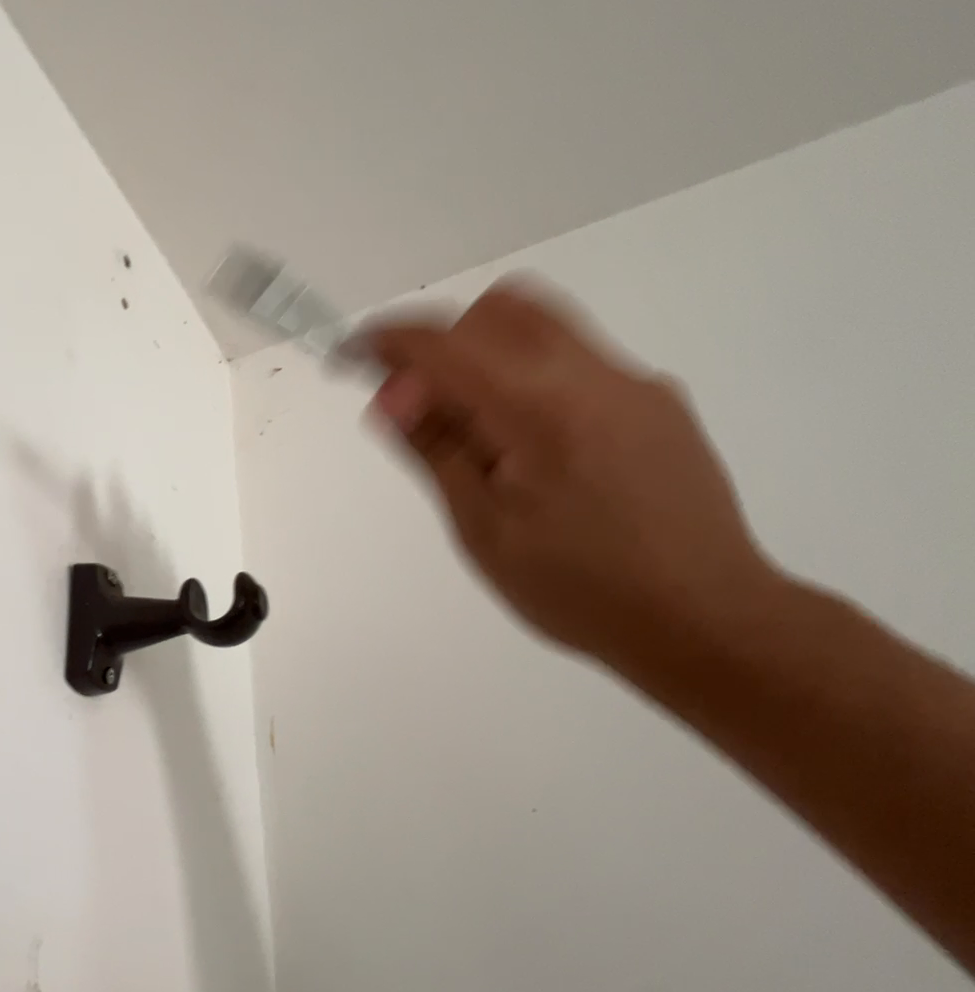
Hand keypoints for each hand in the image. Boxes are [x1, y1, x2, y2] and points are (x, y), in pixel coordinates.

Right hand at [353, 279, 784, 671]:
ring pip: (543, 329)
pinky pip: (577, 364)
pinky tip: (528, 453)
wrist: (706, 619)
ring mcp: (635, 387)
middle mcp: (595, 376)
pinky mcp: (657, 407)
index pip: (445, 344)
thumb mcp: (482, 526)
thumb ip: (435, 448)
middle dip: (442, 338)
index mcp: (541, 408)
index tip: (347, 358)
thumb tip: (390, 393)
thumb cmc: (577, 587)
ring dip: (486, 355)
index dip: (385, 342)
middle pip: (501, 309)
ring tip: (468, 430)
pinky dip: (528, 380)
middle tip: (412, 398)